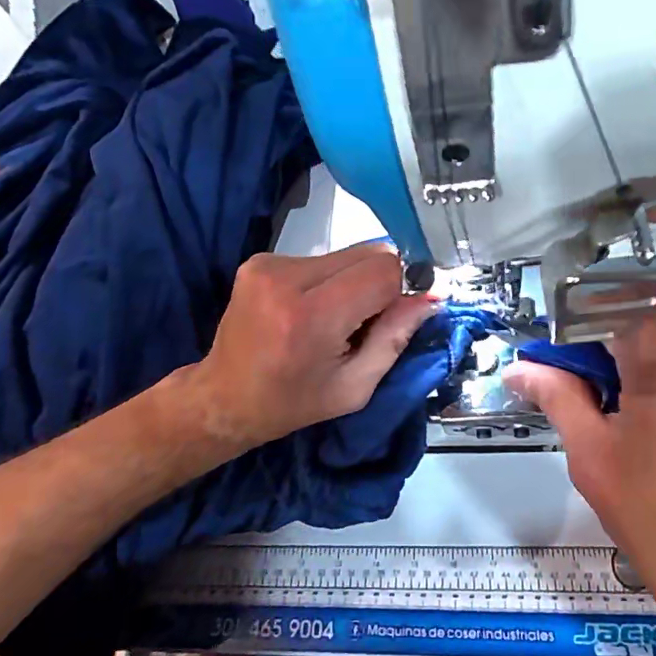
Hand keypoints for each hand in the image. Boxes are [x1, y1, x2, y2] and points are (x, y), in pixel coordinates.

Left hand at [182, 242, 440, 451]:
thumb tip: (432, 297)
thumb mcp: (355, 387)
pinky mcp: (261, 259)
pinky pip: (322, 257)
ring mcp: (269, 264)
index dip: (400, 290)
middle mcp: (285, 278)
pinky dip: (331, 278)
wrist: (224, 397)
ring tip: (336, 317)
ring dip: (355, 280)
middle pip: (368, 253)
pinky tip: (313, 308)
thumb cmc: (293, 403)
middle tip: (366, 320)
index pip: (383, 271)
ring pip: (347, 253)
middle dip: (380, 282)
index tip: (397, 315)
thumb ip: (395, 338)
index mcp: (310, 317)